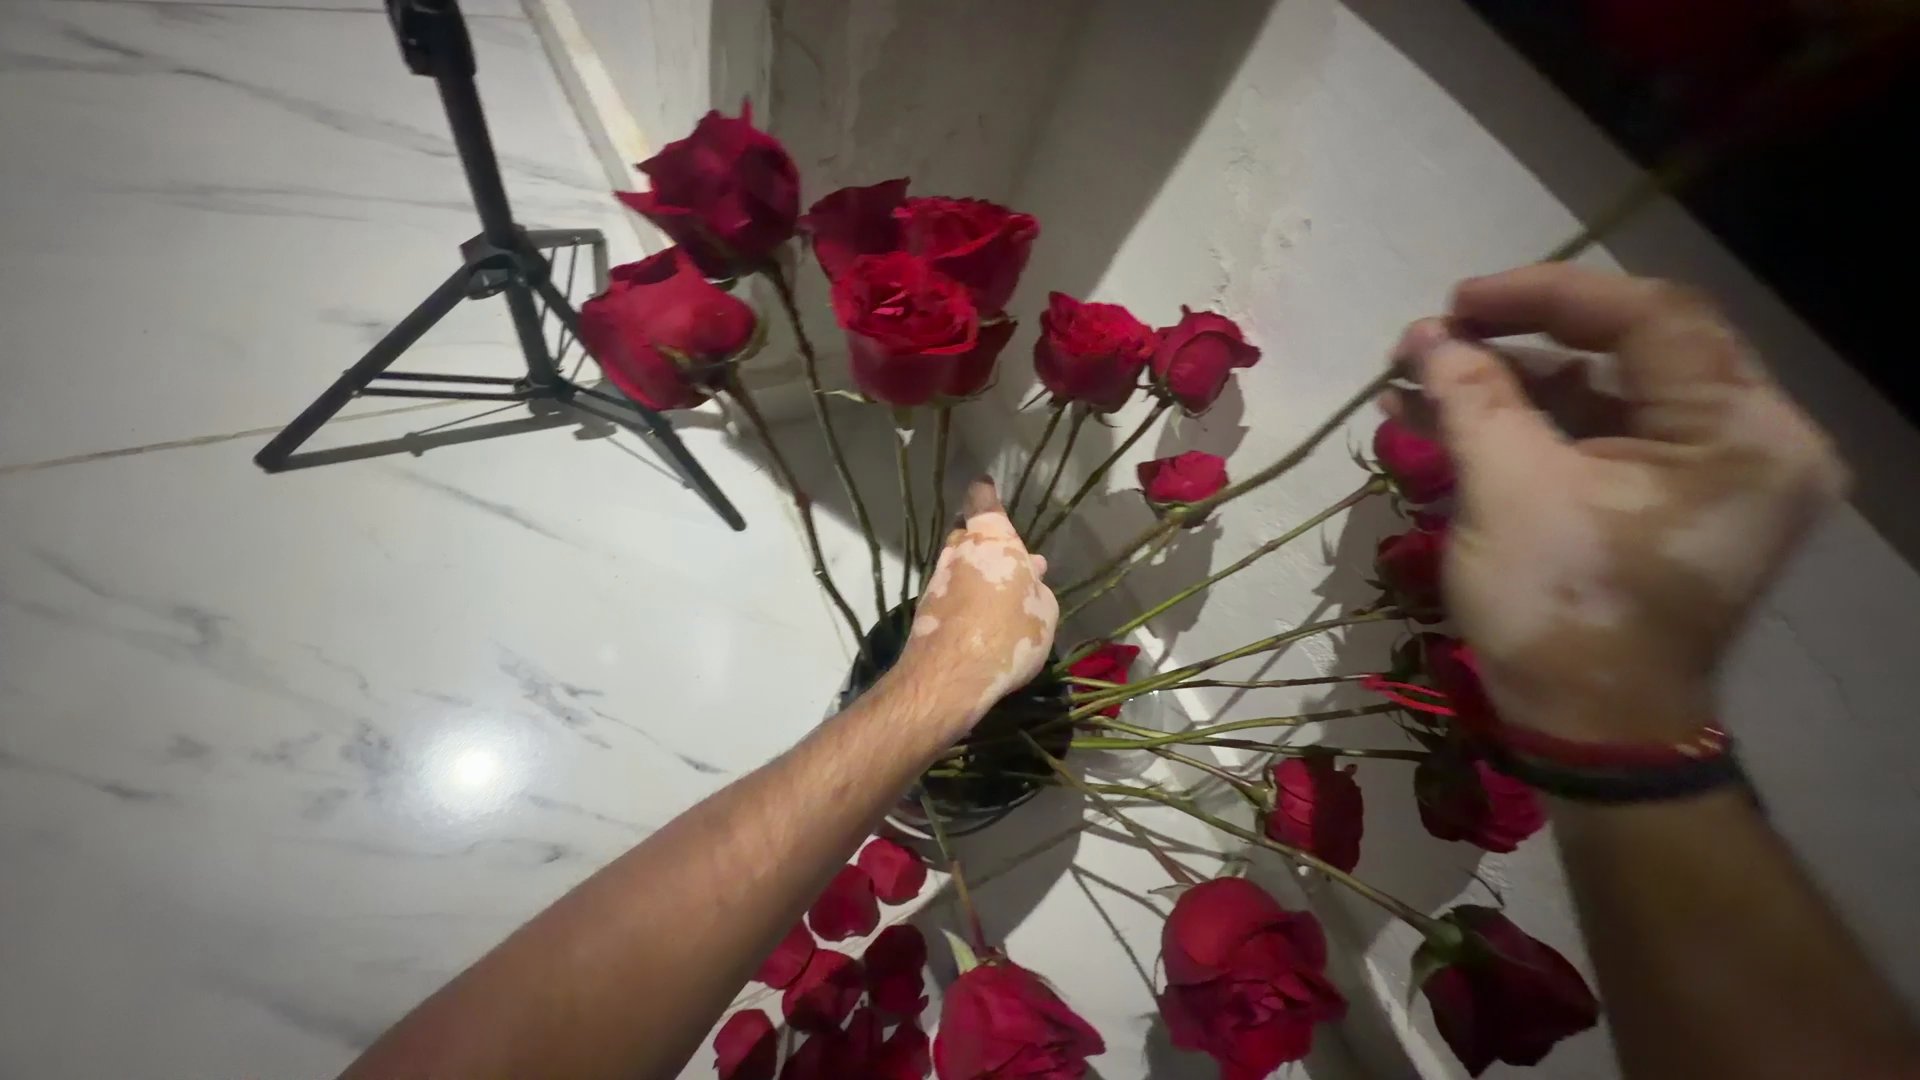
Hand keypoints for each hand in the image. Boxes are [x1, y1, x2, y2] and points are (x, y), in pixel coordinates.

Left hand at [892, 477, 1058, 729]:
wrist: (950, 675)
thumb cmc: (1010, 634)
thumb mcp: (1045, 613)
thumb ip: (1038, 588)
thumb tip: (1031, 575)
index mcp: (993, 540)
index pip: (984, 503)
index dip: (985, 494)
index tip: (985, 485)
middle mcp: (961, 550)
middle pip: (969, 535)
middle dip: (986, 543)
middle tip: (1009, 561)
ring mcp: (939, 578)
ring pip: (959, 564)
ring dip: (976, 573)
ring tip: (1001, 594)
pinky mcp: (925, 607)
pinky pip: (951, 591)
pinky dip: (964, 597)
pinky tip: (981, 618)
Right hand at [1391, 263, 1847, 741]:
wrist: (1585, 724)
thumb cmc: (1558, 605)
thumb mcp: (1505, 490)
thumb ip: (1470, 398)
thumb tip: (1421, 335)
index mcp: (1737, 433)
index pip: (1652, 320)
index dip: (1545, 296)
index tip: (1456, 301)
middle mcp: (1741, 444)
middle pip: (1626, 355)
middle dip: (1519, 342)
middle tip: (1435, 337)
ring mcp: (1698, 479)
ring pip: (1596, 401)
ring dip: (1504, 387)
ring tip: (1416, 381)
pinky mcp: (1652, 508)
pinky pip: (1585, 446)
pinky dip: (1517, 431)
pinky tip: (1440, 422)